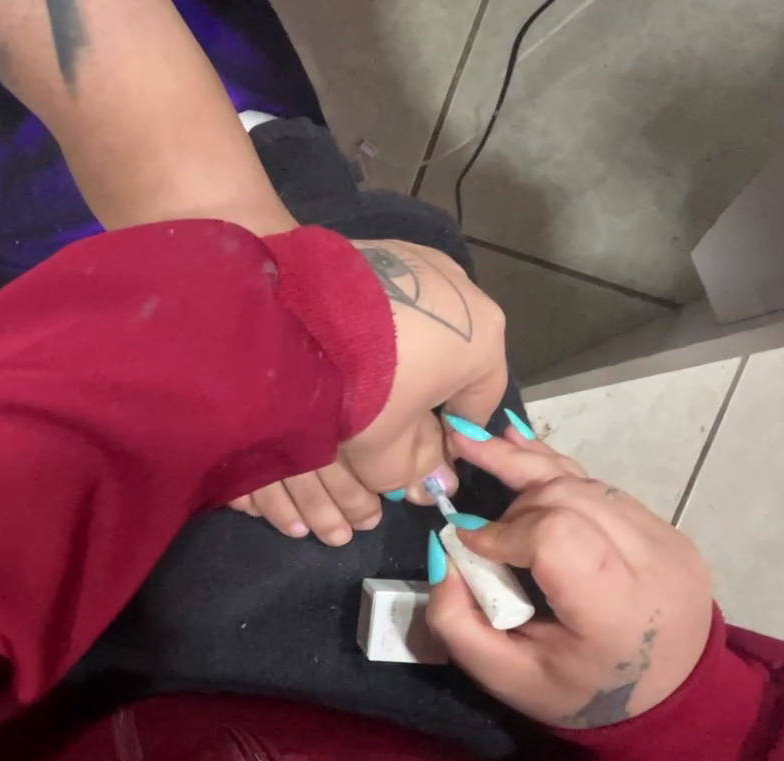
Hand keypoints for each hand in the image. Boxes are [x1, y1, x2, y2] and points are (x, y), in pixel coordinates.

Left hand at [230, 238, 507, 544]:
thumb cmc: (360, 386)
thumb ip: (406, 471)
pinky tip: (341, 345)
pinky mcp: (382, 248)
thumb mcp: (381, 445)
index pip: (478, 403)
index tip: (419, 455)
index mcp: (485, 339)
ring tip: (357, 382)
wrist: (298, 313)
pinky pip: (386, 300)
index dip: (450, 437)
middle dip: (420, 395)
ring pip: (417, 328)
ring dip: (395, 358)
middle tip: (383, 419)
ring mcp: (422, 262)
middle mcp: (466, 291)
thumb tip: (421, 490)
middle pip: (449, 362)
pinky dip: (371, 326)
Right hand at [425, 424, 712, 728]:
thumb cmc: (574, 691)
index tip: (468, 545)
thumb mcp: (499, 674)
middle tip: (468, 509)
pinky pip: (599, 487)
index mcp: (616, 611)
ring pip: (584, 482)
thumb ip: (455, 618)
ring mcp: (668, 541)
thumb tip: (445, 551)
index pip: (557, 535)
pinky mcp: (666, 530)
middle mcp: (654, 565)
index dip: (503, 531)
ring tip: (471, 442)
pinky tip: (511, 443)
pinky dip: (551, 470)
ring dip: (525, 471)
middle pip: (569, 497)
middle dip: (510, 499)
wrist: (667, 701)